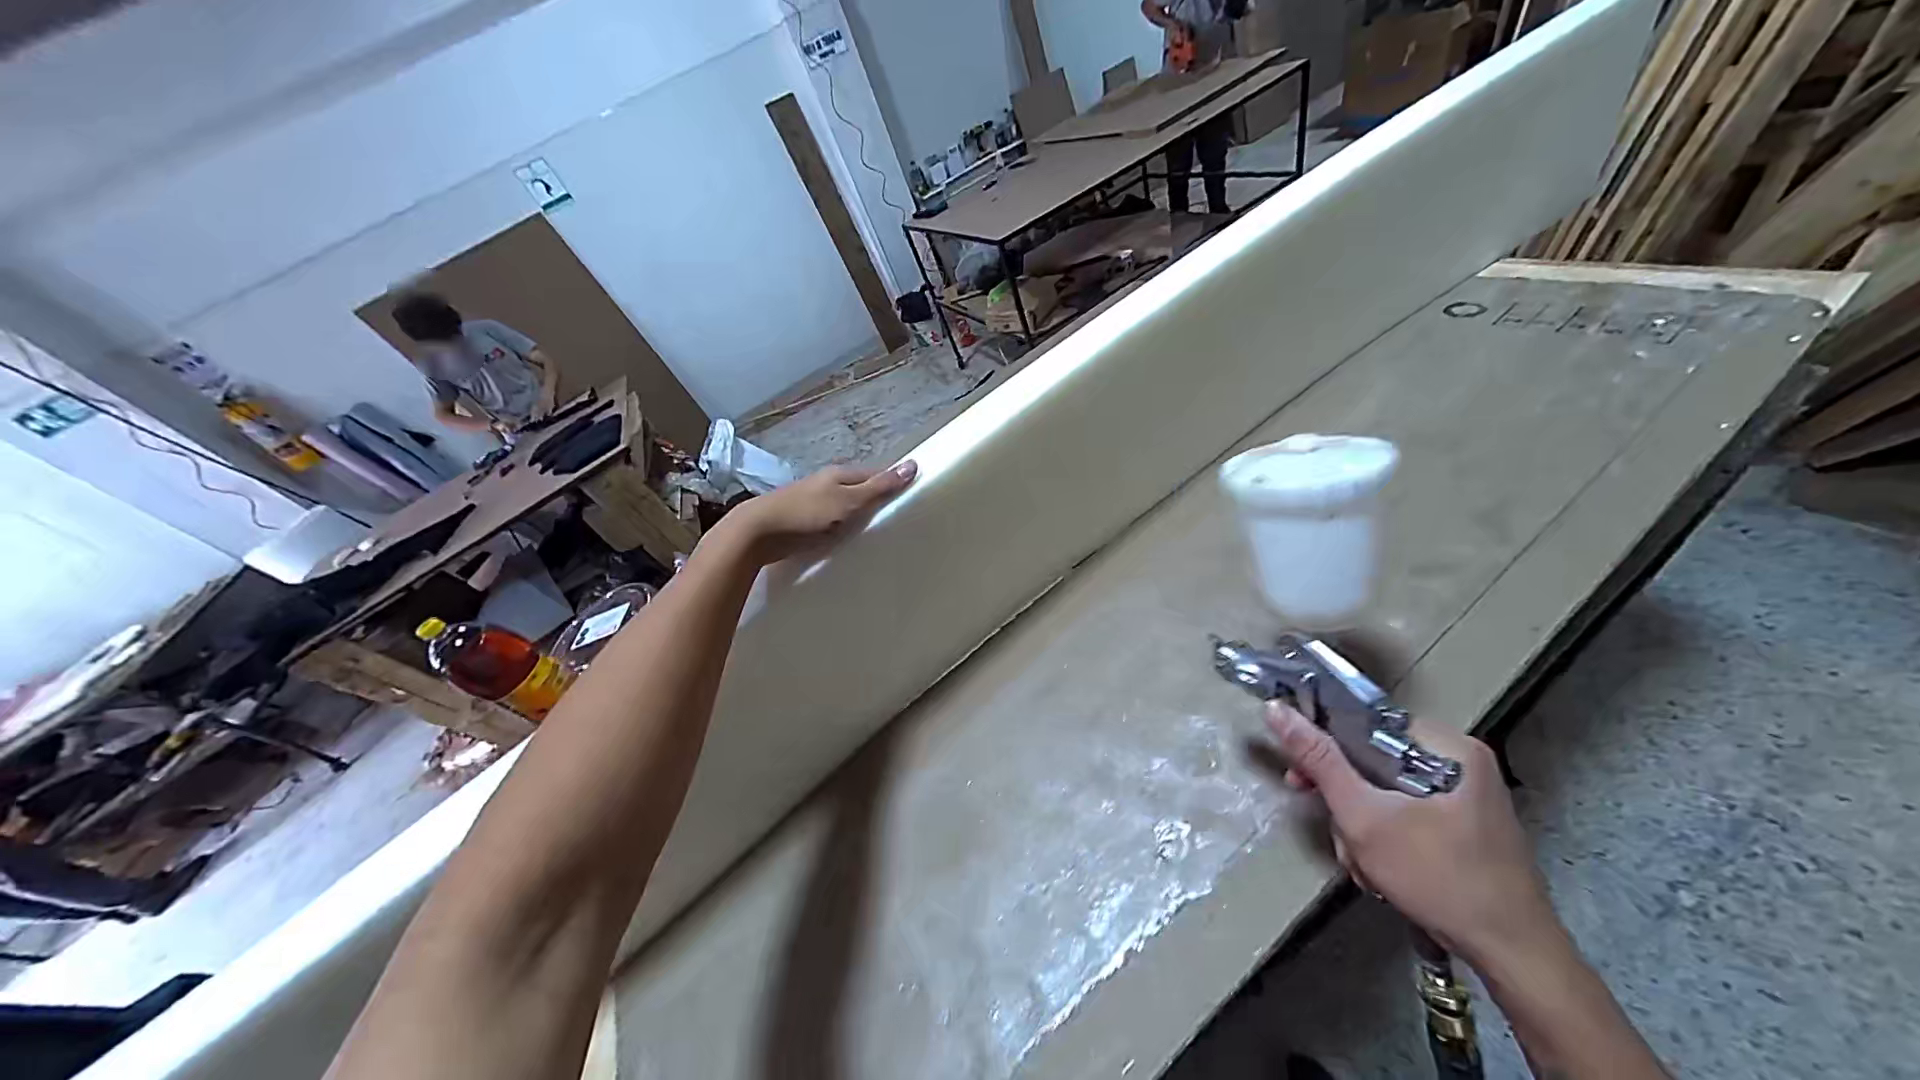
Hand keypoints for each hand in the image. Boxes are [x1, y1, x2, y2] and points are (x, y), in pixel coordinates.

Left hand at [717, 461, 917, 565]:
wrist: (757, 532)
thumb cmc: (807, 514)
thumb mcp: (849, 501)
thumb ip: (879, 487)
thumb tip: (912, 464)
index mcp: (840, 474)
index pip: (876, 474)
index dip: (892, 484)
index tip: (910, 500)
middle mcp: (826, 484)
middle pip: (859, 490)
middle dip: (876, 502)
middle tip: (896, 522)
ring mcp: (812, 502)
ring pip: (844, 507)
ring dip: (858, 517)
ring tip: (875, 535)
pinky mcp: (802, 521)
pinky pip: (831, 522)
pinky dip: (842, 529)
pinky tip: (847, 542)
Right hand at [1264, 703, 1566, 968]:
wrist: (1513, 955)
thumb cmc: (1438, 877)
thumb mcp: (1364, 816)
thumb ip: (1319, 760)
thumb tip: (1276, 709)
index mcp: (1449, 747)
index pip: (1367, 723)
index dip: (1326, 746)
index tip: (1300, 775)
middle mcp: (1462, 763)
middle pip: (1374, 760)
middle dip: (1346, 800)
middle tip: (1335, 829)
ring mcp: (1466, 797)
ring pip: (1386, 791)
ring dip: (1361, 825)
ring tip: (1362, 862)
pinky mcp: (1464, 826)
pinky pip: (1406, 812)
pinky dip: (1384, 836)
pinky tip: (1380, 868)